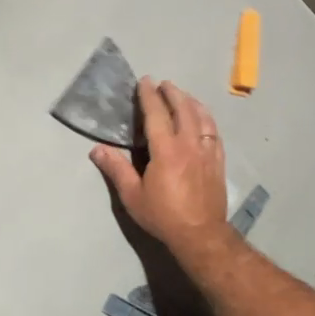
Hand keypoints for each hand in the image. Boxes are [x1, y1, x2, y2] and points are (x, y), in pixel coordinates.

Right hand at [90, 78, 231, 254]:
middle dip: (172, 93)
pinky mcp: (218, 162)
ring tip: (183, 96)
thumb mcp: (133, 195)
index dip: (149, 96)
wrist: (200, 234)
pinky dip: (207, 119)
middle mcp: (189, 144)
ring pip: (202, 118)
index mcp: (166, 150)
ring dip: (191, 102)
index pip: (157, 114)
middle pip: (183, 109)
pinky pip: (214, 132)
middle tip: (163, 84)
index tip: (145, 81)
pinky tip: (203, 120)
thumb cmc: (163, 216)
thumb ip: (116, 169)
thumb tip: (97, 149)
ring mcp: (207, 152)